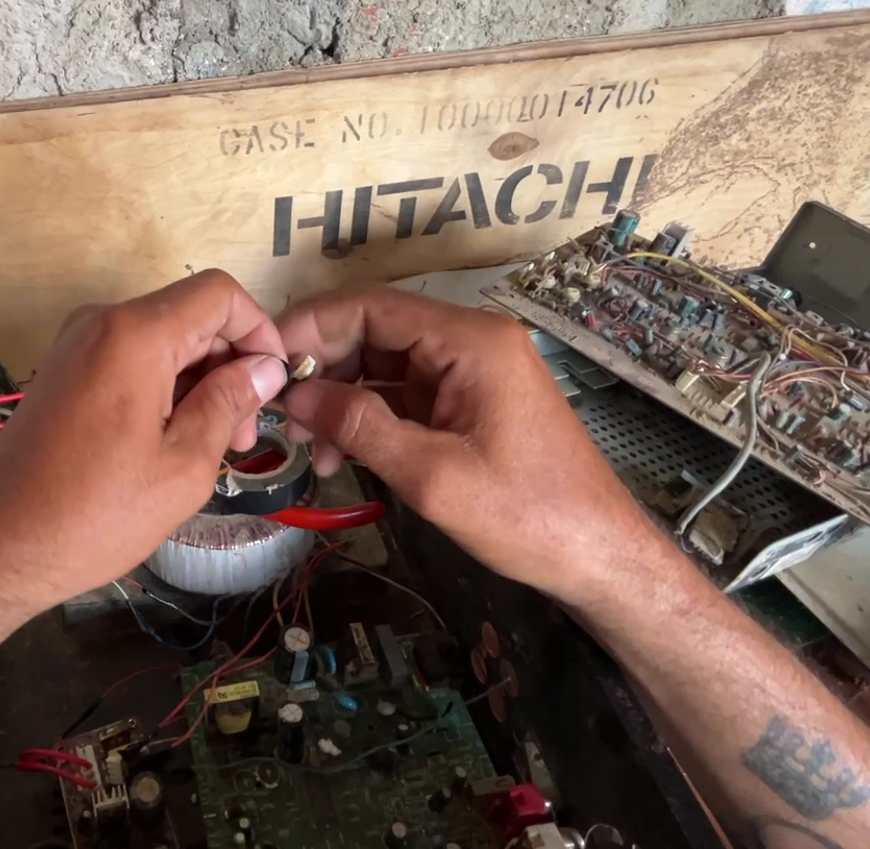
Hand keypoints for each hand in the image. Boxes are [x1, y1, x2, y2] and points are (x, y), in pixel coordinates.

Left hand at [0, 270, 289, 614]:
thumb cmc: (94, 513)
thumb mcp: (183, 465)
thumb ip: (230, 404)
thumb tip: (264, 369)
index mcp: (134, 334)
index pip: (219, 294)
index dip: (259, 330)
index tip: (273, 383)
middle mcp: (101, 322)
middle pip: (190, 315)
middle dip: (229, 364)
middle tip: (242, 435)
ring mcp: (77, 343)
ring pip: (163, 339)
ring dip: (198, 380)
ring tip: (209, 446)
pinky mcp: (64, 369)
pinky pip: (130, 357)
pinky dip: (163, 385)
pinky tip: (170, 439)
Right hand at [277, 287, 666, 611]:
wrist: (601, 561)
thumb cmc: (527, 517)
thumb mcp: (432, 475)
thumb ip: (359, 426)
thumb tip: (294, 393)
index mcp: (470, 341)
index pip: (371, 307)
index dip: (312, 326)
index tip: (267, 358)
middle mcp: (468, 343)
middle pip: (374, 331)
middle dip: (322, 367)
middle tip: (281, 410)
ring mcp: (467, 372)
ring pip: (382, 364)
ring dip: (340, 398)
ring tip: (307, 443)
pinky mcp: (464, 402)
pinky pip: (401, 394)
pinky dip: (366, 418)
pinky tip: (339, 453)